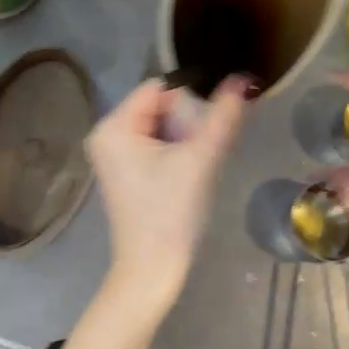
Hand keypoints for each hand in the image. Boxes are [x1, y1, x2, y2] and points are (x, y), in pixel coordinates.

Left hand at [87, 76, 252, 301]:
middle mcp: (105, 135)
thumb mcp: (201, 158)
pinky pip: (155, 145)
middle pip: (160, 107)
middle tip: (204, 153)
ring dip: (185, 139)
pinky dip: (176, 152)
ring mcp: (113, 155)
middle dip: (188, 123)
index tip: (210, 128)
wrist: (153, 269)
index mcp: (113, 126)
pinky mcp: (125, 173)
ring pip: (161, 127)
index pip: (161, 88)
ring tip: (199, 165)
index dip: (191, 102)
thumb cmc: (171, 212)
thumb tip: (243, 79)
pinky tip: (188, 174)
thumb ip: (223, 116)